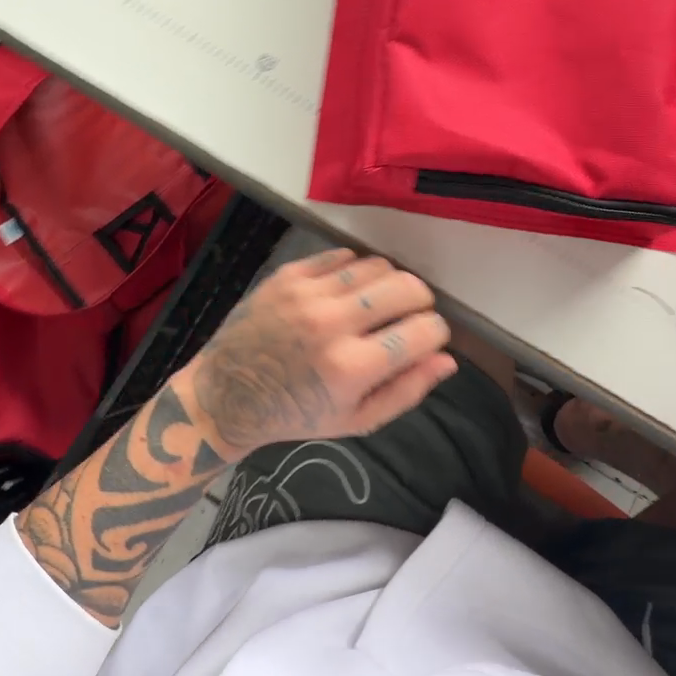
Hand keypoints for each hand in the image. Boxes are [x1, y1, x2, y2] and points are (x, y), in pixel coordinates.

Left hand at [183, 248, 456, 458]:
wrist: (227, 394)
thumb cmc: (296, 413)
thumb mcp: (357, 419)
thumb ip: (407, 390)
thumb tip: (448, 358)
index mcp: (352, 367)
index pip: (425, 330)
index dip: (436, 333)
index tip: (427, 338)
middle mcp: (332, 323)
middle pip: (407, 287)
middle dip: (421, 301)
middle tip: (409, 315)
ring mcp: (307, 294)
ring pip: (377, 265)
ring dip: (389, 282)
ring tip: (378, 303)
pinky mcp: (288, 274)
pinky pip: (342, 256)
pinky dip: (356, 271)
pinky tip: (348, 291)